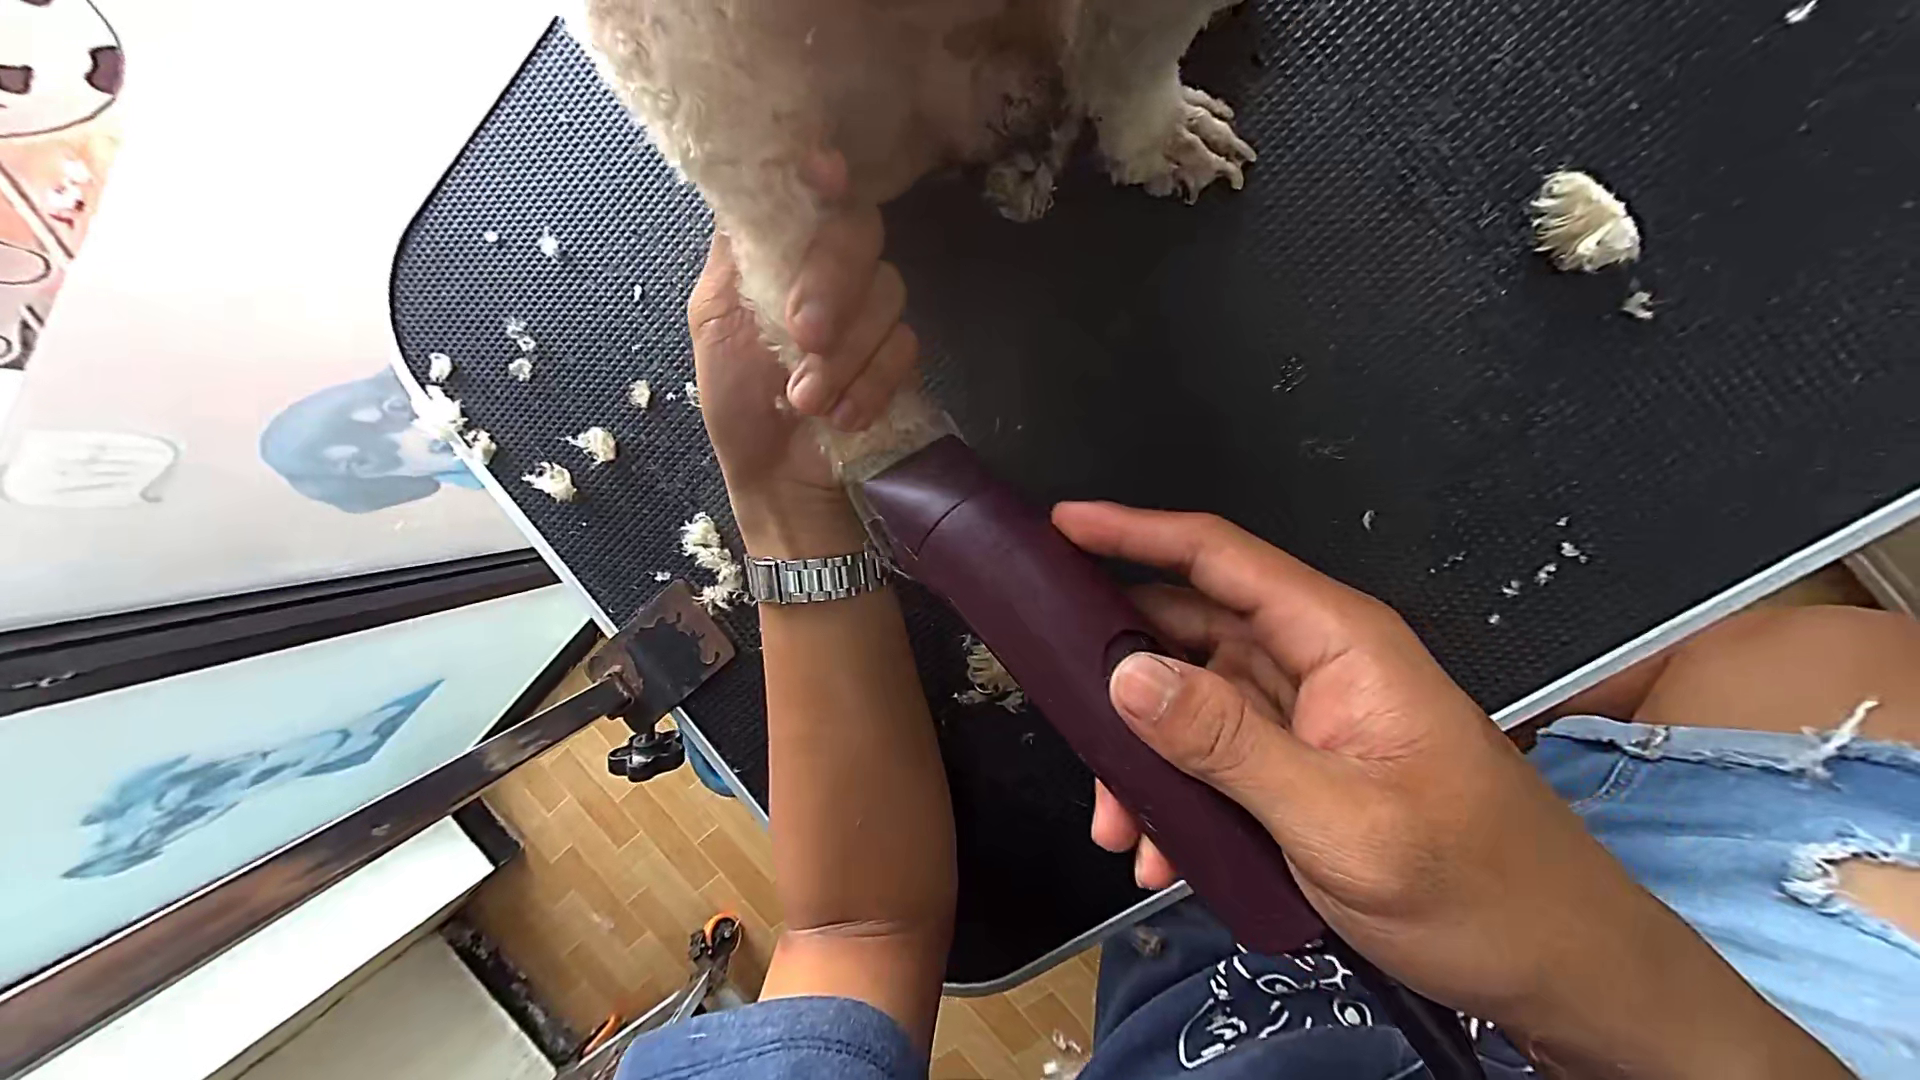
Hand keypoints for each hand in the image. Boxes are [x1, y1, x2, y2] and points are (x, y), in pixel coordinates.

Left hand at [687, 156, 916, 554]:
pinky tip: (842, 416)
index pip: (811, 194)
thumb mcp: (715, 325)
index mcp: (780, 256)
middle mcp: (830, 274)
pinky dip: (871, 385)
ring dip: (845, 356)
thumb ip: (737, 259)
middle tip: (804, 335)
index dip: (823, 177)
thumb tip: (756, 192)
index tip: (824, 173)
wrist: (779, 481)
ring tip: (806, 402)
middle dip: (834, 283)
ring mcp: (870, 317)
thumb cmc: (738, 407)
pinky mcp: (898, 361)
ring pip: (888, 295)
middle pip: (860, 232)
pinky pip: (906, 349)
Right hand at [1053, 502, 1849, 1076]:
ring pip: (1183, 698)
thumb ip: (1227, 743)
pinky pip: (1203, 750)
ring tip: (1119, 824)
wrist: (1565, 976)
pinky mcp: (1285, 754)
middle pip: (1183, 629)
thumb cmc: (1479, 890)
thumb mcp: (1341, 823)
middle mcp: (1307, 658)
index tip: (1064, 525)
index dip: (1135, 531)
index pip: (1218, 556)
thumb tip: (1126, 675)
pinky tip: (1159, 849)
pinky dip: (1169, 791)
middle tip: (1069, 720)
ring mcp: (1294, 708)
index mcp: (1334, 639)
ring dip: (1140, 755)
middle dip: (1120, 678)